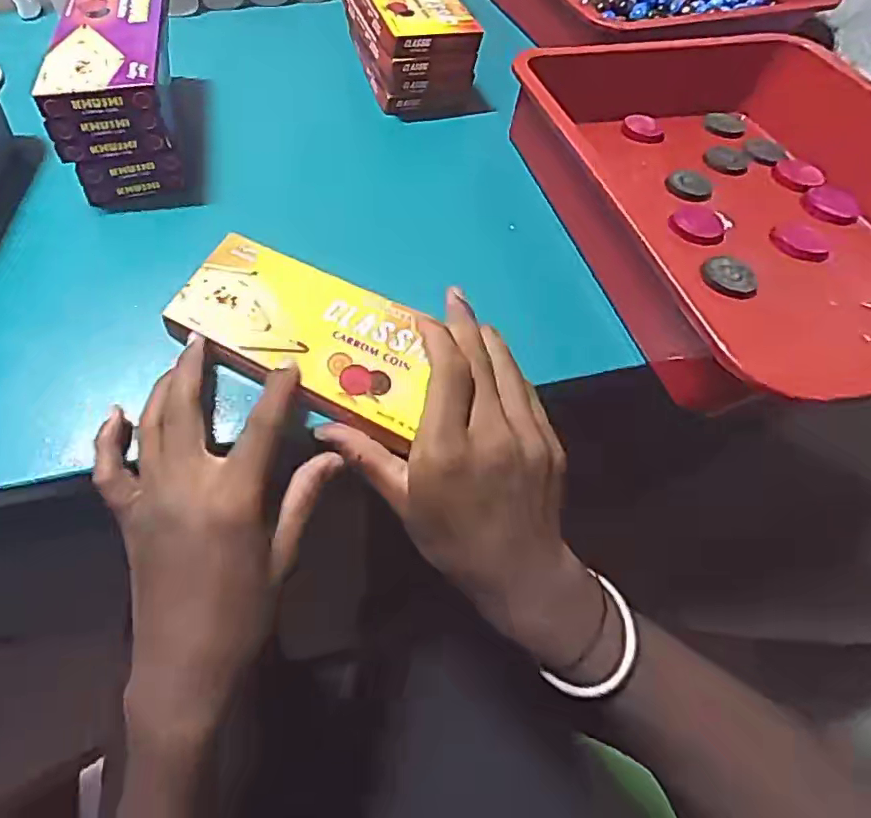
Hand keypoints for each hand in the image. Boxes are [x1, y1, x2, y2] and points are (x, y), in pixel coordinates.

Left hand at [94, 335, 342, 738]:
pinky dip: (107, 438)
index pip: (261, 426)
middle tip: (201, 339)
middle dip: (193, 368)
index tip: (285, 365)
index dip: (276, 392)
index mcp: (232, 495)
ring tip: (173, 363)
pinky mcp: (126, 514)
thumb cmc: (242, 612)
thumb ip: (302, 499)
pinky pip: (109, 469)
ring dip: (159, 389)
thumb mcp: (282, 557)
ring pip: (149, 426)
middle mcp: (187, 483)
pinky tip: (113, 414)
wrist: (184, 665)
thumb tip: (332, 458)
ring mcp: (150, 495)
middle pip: (185, 409)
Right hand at [315, 289, 605, 671]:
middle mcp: (491, 431)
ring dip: (488, 338)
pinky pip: (526, 390)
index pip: (447, 372)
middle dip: (464, 323)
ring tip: (472, 318)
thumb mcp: (403, 501)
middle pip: (480, 360)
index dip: (436, 336)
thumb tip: (322, 429)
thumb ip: (366, 457)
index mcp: (448, 447)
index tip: (421, 318)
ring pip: (507, 368)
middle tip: (452, 297)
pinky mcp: (549, 441)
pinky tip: (498, 358)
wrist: (523, 573)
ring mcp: (527, 434)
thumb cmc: (451, 538)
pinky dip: (508, 366)